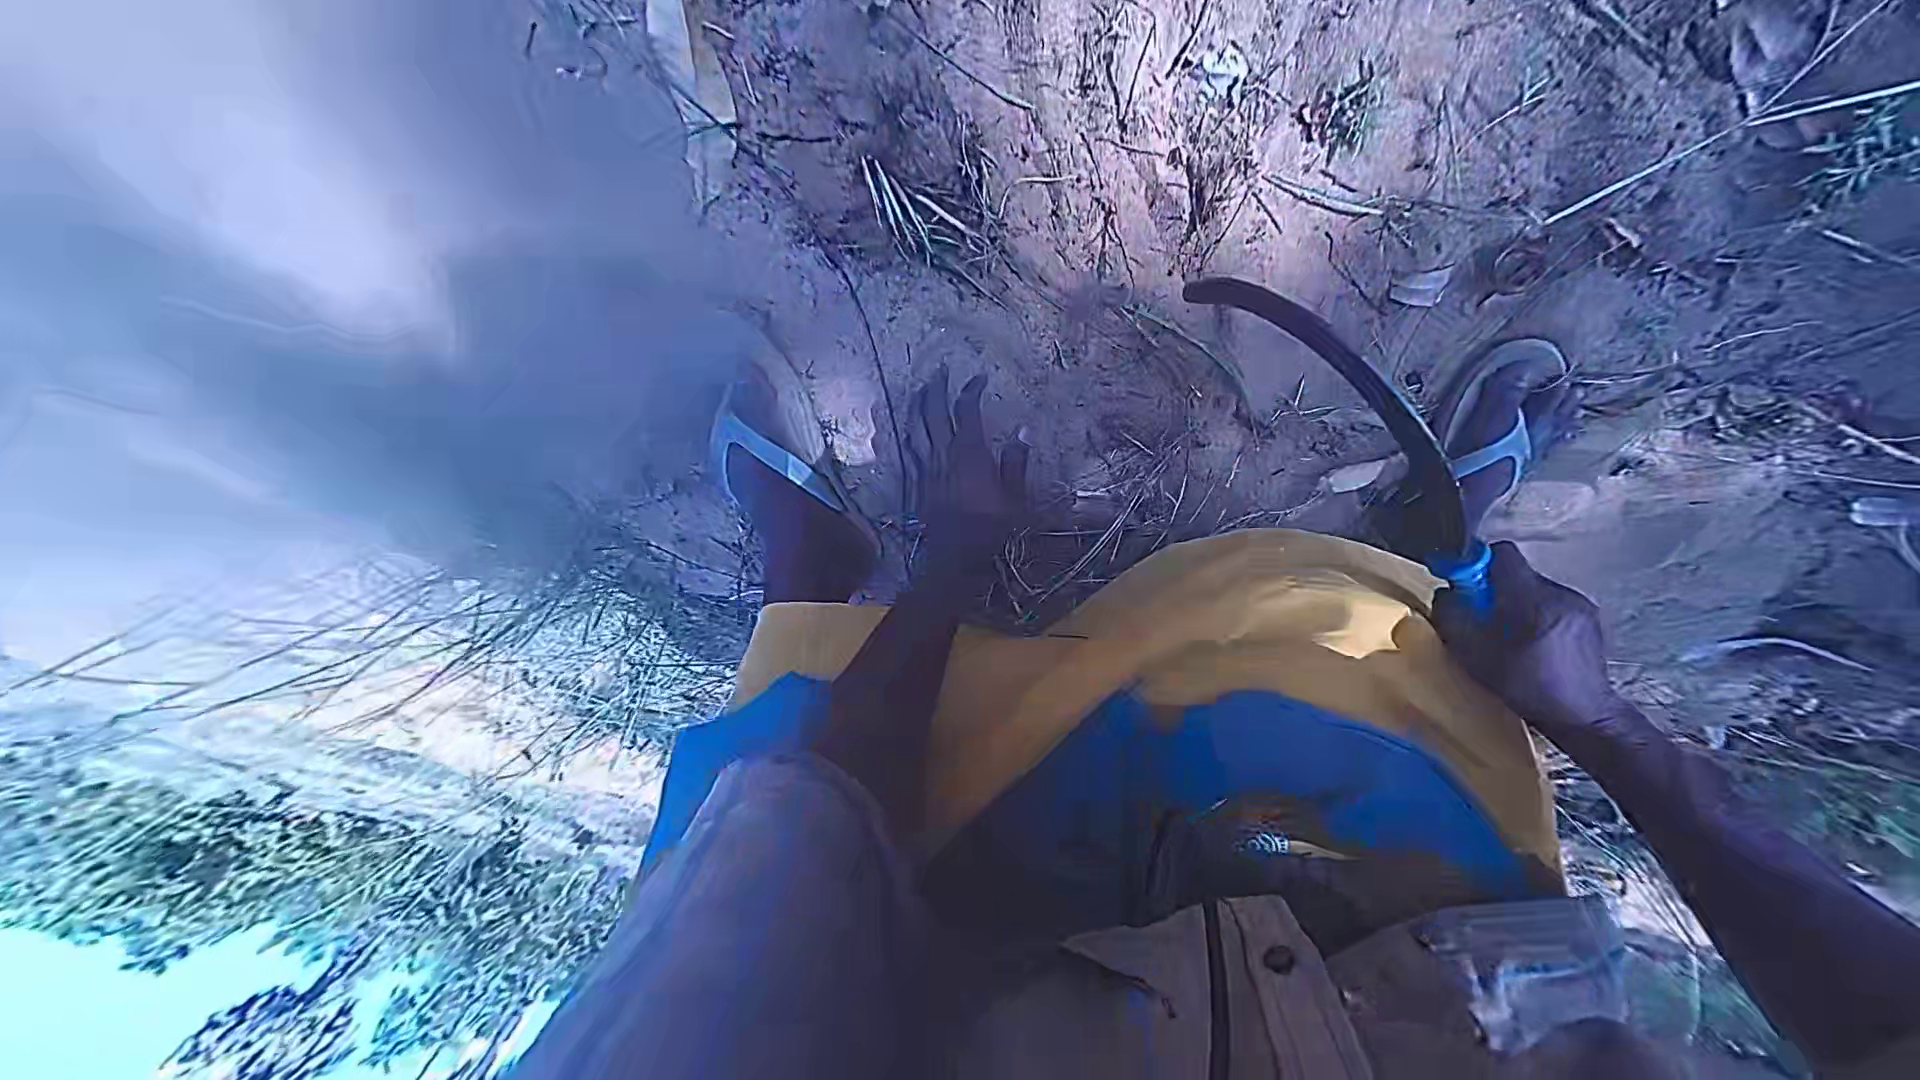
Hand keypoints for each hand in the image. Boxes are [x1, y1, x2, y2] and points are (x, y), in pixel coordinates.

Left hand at [904, 367, 1029, 584]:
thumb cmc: (990, 530)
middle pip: (934, 413)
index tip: (979, 379)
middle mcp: (943, 456)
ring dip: (917, 406)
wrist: (955, 559)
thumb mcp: (1015, 499)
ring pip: (916, 429)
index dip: (971, 391)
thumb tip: (1021, 433)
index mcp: (969, 455)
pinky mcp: (916, 483)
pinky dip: (908, 434)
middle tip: (940, 373)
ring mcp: (926, 469)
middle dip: (936, 389)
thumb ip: (1015, 464)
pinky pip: (909, 451)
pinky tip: (908, 429)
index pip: (966, 412)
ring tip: (920, 391)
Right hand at [1434, 541, 1639, 749]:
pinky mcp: (1588, 618)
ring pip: (1530, 587)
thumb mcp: (1470, 650)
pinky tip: (1526, 639)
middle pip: (1514, 571)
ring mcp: (1580, 605)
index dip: (1475, 562)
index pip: (1501, 554)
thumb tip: (1447, 591)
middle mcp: (1560, 594)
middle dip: (1490, 586)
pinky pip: (1548, 601)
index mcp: (1532, 599)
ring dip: (1510, 600)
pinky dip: (1530, 611)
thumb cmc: (1521, 683)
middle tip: (1476, 613)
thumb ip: (1452, 613)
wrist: (1582, 716)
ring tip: (1502, 630)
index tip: (1461, 582)